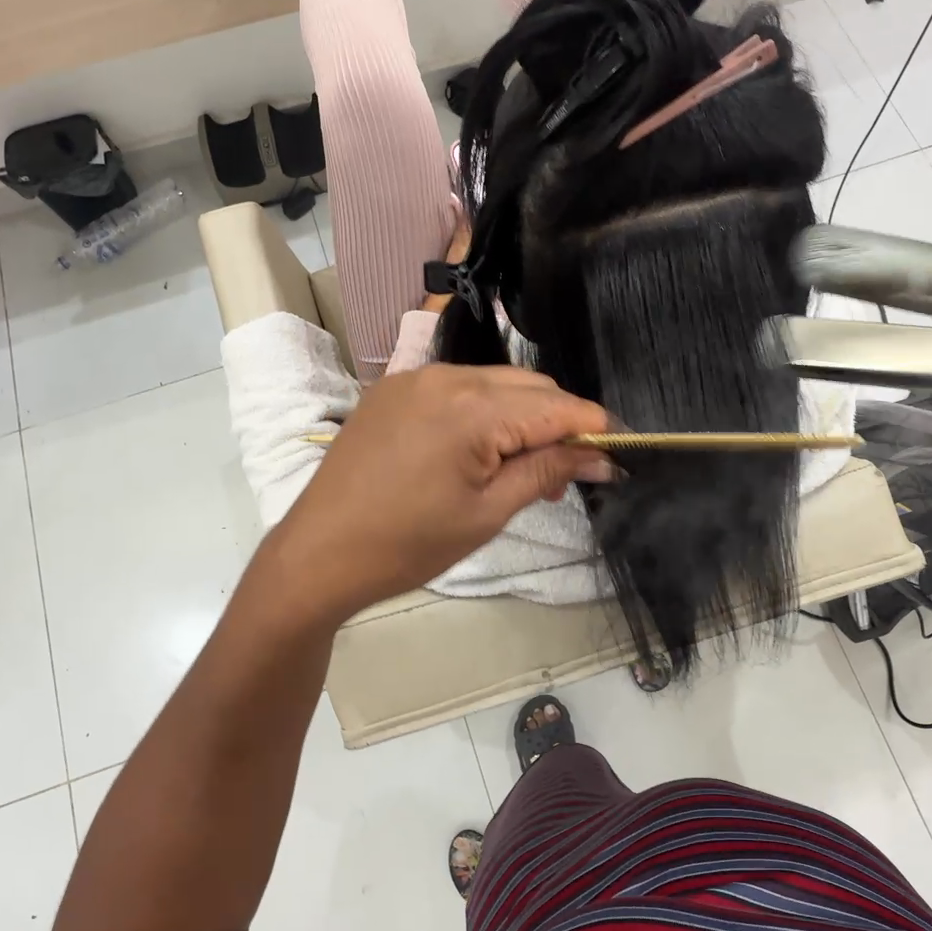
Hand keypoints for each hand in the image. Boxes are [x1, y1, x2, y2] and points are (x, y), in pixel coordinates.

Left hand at [259, 364, 611, 617]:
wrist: (317, 554)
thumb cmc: (407, 544)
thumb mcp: (487, 514)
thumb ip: (547, 472)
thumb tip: (601, 456)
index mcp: (473, 408)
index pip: (558, 405)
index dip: (594, 428)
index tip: (614, 457)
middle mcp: (446, 376)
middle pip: (530, 386)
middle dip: (558, 423)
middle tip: (563, 477)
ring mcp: (414, 378)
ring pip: (494, 383)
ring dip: (521, 417)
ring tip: (520, 470)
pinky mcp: (392, 389)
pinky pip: (457, 388)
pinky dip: (482, 412)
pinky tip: (476, 452)